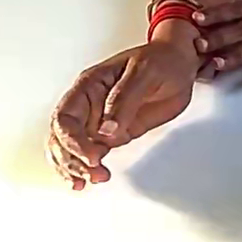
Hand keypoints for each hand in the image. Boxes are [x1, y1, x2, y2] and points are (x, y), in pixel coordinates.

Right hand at [46, 33, 200, 189]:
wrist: (180, 64)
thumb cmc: (161, 60)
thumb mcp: (145, 73)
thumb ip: (125, 100)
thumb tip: (106, 131)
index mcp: (89, 86)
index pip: (66, 118)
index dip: (74, 141)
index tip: (93, 156)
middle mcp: (89, 105)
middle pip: (62, 137)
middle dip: (72, 159)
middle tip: (93, 174)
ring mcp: (100, 121)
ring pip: (71, 148)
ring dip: (75, 167)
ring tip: (91, 180)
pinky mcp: (115, 133)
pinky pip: (92, 152)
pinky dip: (87, 167)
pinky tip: (90, 179)